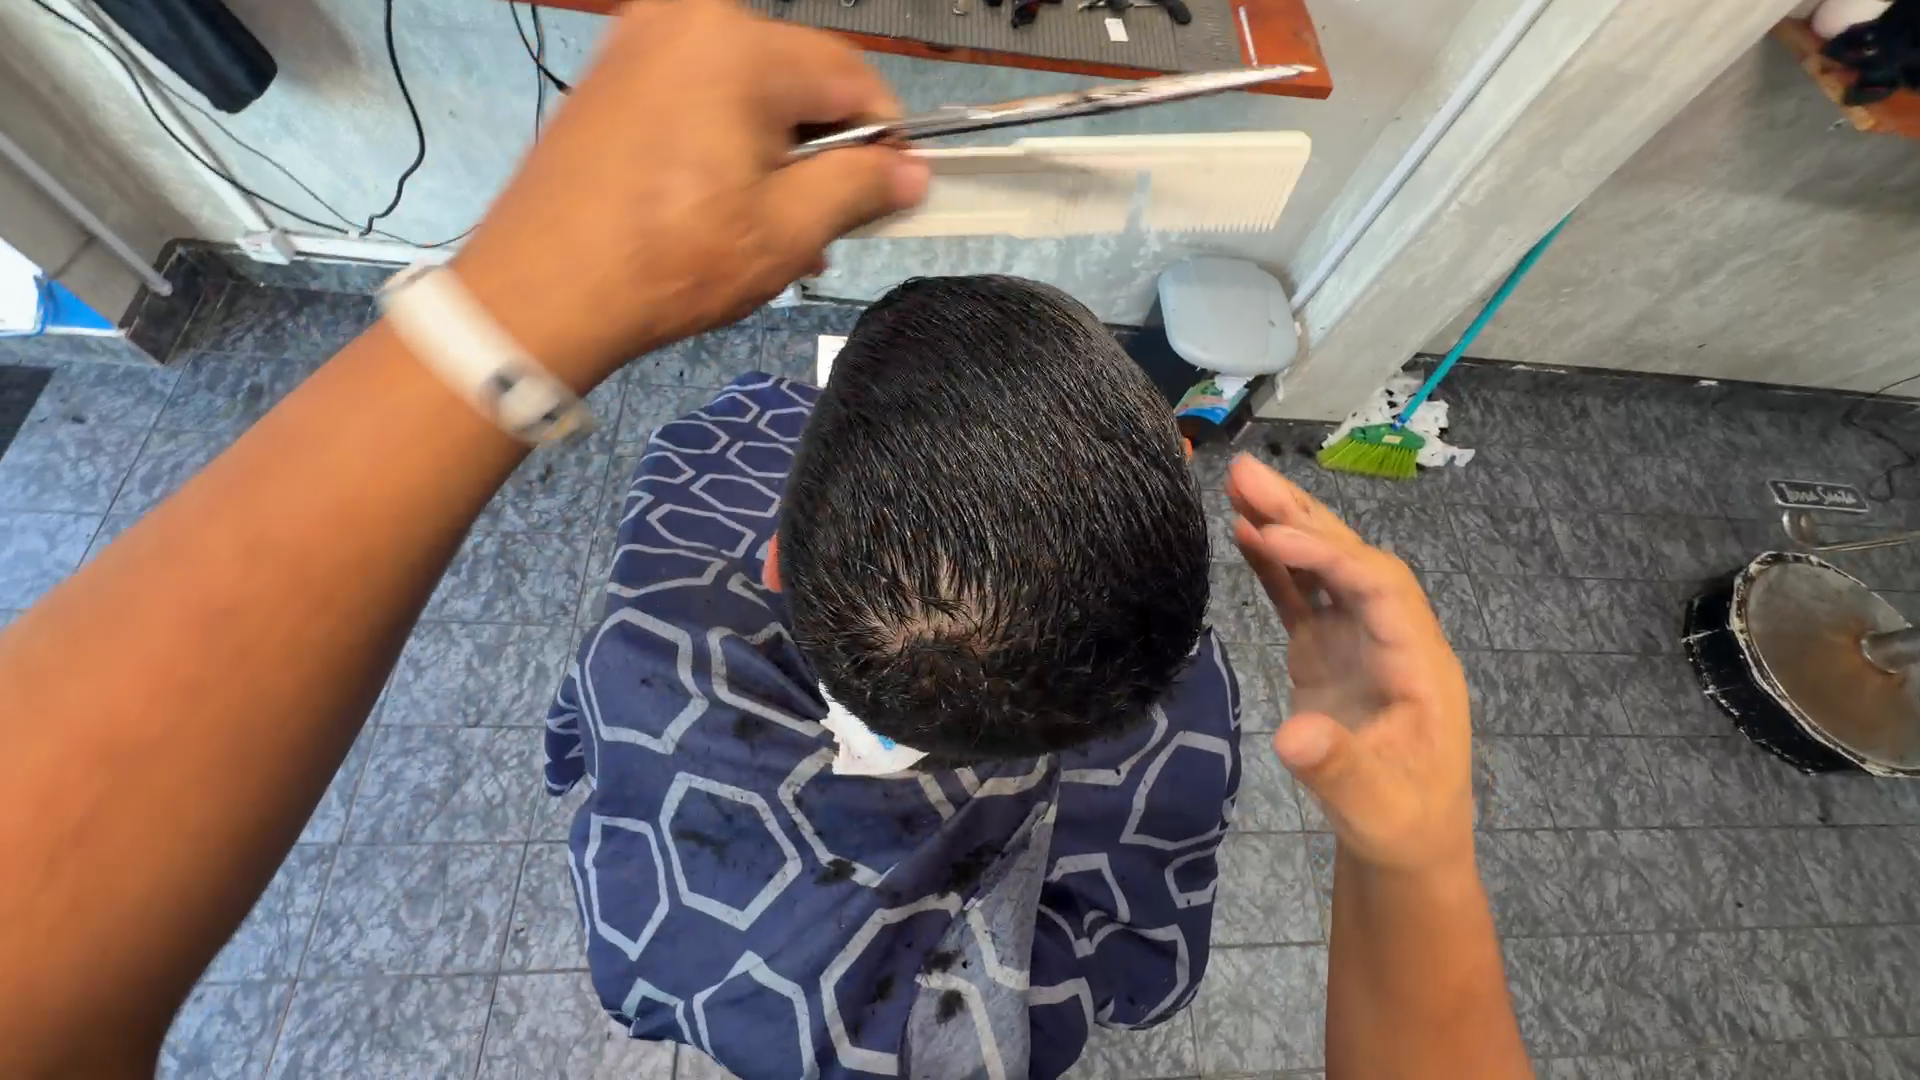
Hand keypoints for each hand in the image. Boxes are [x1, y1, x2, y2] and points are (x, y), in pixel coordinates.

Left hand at [450, 0, 928, 389]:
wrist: (545, 290)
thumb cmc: (674, 261)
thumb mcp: (789, 230)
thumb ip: (861, 188)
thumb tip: (914, 173)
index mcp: (739, 45)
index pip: (854, 79)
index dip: (888, 141)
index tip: (895, 196)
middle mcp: (688, 19)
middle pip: (800, 84)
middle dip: (826, 157)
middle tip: (828, 231)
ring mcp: (642, 44)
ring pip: (752, 98)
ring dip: (781, 162)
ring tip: (777, 236)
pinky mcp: (615, 79)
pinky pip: (703, 104)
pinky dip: (732, 152)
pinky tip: (730, 212)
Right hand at [1226, 455, 1473, 874]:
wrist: (1401, 836)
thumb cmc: (1399, 821)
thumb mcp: (1372, 805)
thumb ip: (1337, 768)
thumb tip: (1290, 737)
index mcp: (1418, 660)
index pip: (1378, 585)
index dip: (1326, 556)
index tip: (1269, 534)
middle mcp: (1391, 634)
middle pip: (1350, 557)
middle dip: (1299, 513)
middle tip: (1243, 474)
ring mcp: (1357, 638)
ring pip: (1324, 567)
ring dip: (1283, 524)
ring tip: (1237, 486)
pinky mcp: (1327, 649)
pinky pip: (1300, 595)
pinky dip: (1273, 564)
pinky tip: (1245, 533)